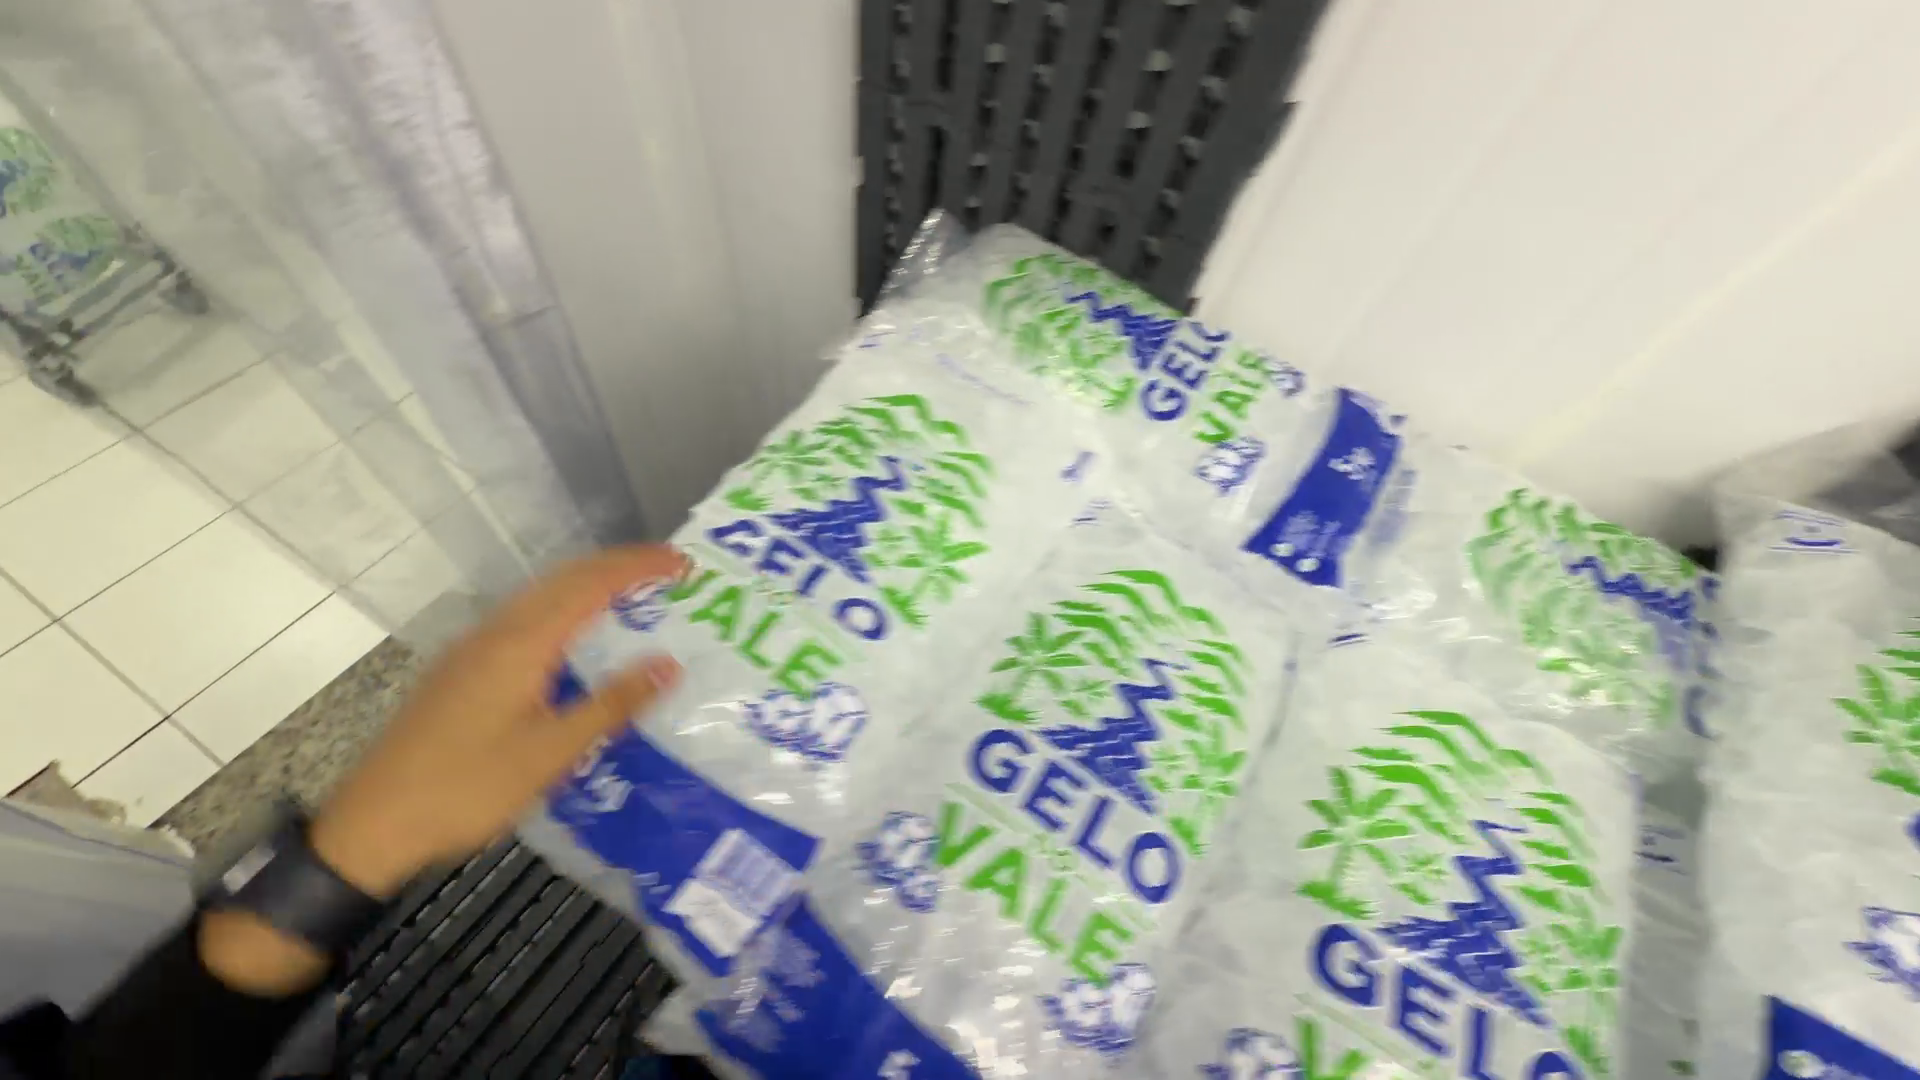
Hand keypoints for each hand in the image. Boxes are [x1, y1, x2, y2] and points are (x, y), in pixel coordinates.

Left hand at [308, 545, 687, 898]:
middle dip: (620, 565)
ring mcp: (474, 649)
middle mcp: (497, 632)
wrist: (369, 827)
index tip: (684, 563)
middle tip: (669, 570)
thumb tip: (670, 664)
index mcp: (522, 644)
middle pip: (565, 578)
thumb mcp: (552, 752)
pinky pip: (526, 616)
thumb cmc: (467, 788)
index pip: (591, 585)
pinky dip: (566, 606)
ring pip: (542, 595)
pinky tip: (579, 636)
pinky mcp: (463, 668)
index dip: (639, 567)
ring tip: (636, 594)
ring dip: (592, 583)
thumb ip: (613, 703)